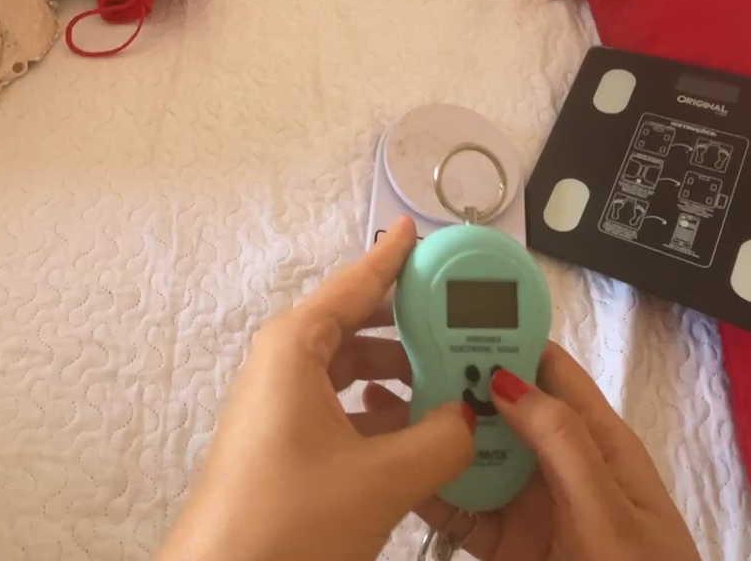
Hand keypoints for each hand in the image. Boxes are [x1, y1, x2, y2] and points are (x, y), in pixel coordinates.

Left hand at [160, 216, 475, 560]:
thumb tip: (471, 419)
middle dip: (406, 321)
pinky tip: (413, 427)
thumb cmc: (288, 519)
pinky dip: (377, 405)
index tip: (417, 232)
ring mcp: (280, 395)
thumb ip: (438, 442)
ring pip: (349, 364)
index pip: (355, 284)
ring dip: (396, 369)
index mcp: (296, 345)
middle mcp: (284, 358)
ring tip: (447, 378)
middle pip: (355, 321)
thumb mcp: (378, 479)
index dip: (391, 258)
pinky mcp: (283, 432)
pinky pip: (339, 399)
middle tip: (455, 317)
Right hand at [372, 342, 699, 560]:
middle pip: (496, 403)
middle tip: (392, 351)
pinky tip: (389, 461)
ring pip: (470, 450)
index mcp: (594, 440)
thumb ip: (563, 445)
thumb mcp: (612, 516)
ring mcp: (527, 501)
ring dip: (428, 426)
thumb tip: (505, 376)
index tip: (449, 311)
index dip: (503, 333)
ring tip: (375, 398)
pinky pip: (458, 504)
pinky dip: (425, 483)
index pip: (546, 367)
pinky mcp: (503, 541)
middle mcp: (555, 459)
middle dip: (449, 375)